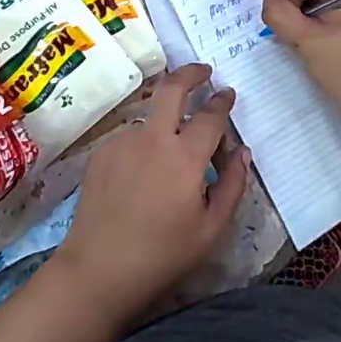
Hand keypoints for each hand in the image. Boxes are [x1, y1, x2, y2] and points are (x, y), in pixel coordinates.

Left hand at [53, 64, 250, 320]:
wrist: (98, 269)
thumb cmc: (163, 254)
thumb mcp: (211, 228)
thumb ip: (233, 184)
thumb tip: (242, 151)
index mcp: (185, 156)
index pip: (210, 114)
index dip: (222, 101)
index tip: (228, 94)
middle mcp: (153, 138)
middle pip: (172, 87)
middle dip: (191, 73)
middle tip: (204, 72)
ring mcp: (123, 141)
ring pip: (151, 114)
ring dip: (166, 117)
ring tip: (172, 149)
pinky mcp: (102, 151)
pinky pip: (131, 136)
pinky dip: (145, 142)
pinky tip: (144, 172)